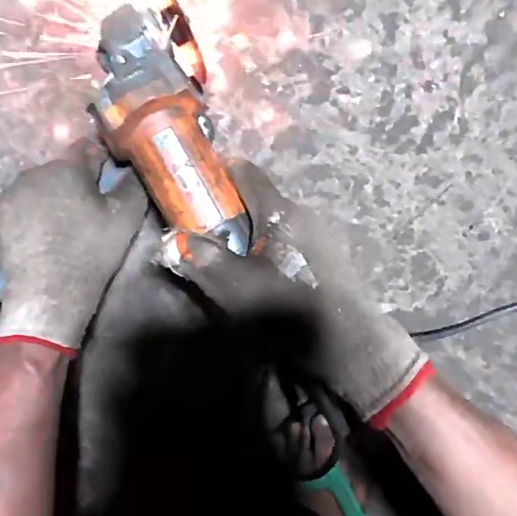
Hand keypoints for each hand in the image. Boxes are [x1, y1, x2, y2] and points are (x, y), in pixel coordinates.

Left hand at [0, 141, 147, 353]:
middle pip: (62, 168)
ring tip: (65, 224)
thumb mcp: (125, 217)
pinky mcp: (1, 214)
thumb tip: (133, 168)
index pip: (87, 148)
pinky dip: (35, 211)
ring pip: (42, 185)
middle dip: (75, 181)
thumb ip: (133, 184)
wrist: (49, 290)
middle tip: (89, 208)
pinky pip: (24, 203)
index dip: (100, 160)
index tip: (108, 177)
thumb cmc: (92, 250)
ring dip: (54, 196)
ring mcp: (14, 192)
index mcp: (68, 166)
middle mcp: (36, 171)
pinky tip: (45, 233)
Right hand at [165, 161, 430, 424]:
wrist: (346, 344)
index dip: (216, 173)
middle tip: (208, 234)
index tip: (195, 188)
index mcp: (280, 212)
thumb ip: (200, 259)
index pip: (244, 171)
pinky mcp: (331, 258)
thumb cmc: (286, 310)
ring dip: (253, 233)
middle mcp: (304, 213)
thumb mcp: (234, 287)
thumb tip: (170, 241)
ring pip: (276, 223)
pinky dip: (272, 250)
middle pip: (259, 199)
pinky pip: (292, 242)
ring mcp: (322, 236)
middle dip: (231, 211)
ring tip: (234, 260)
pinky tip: (265, 277)